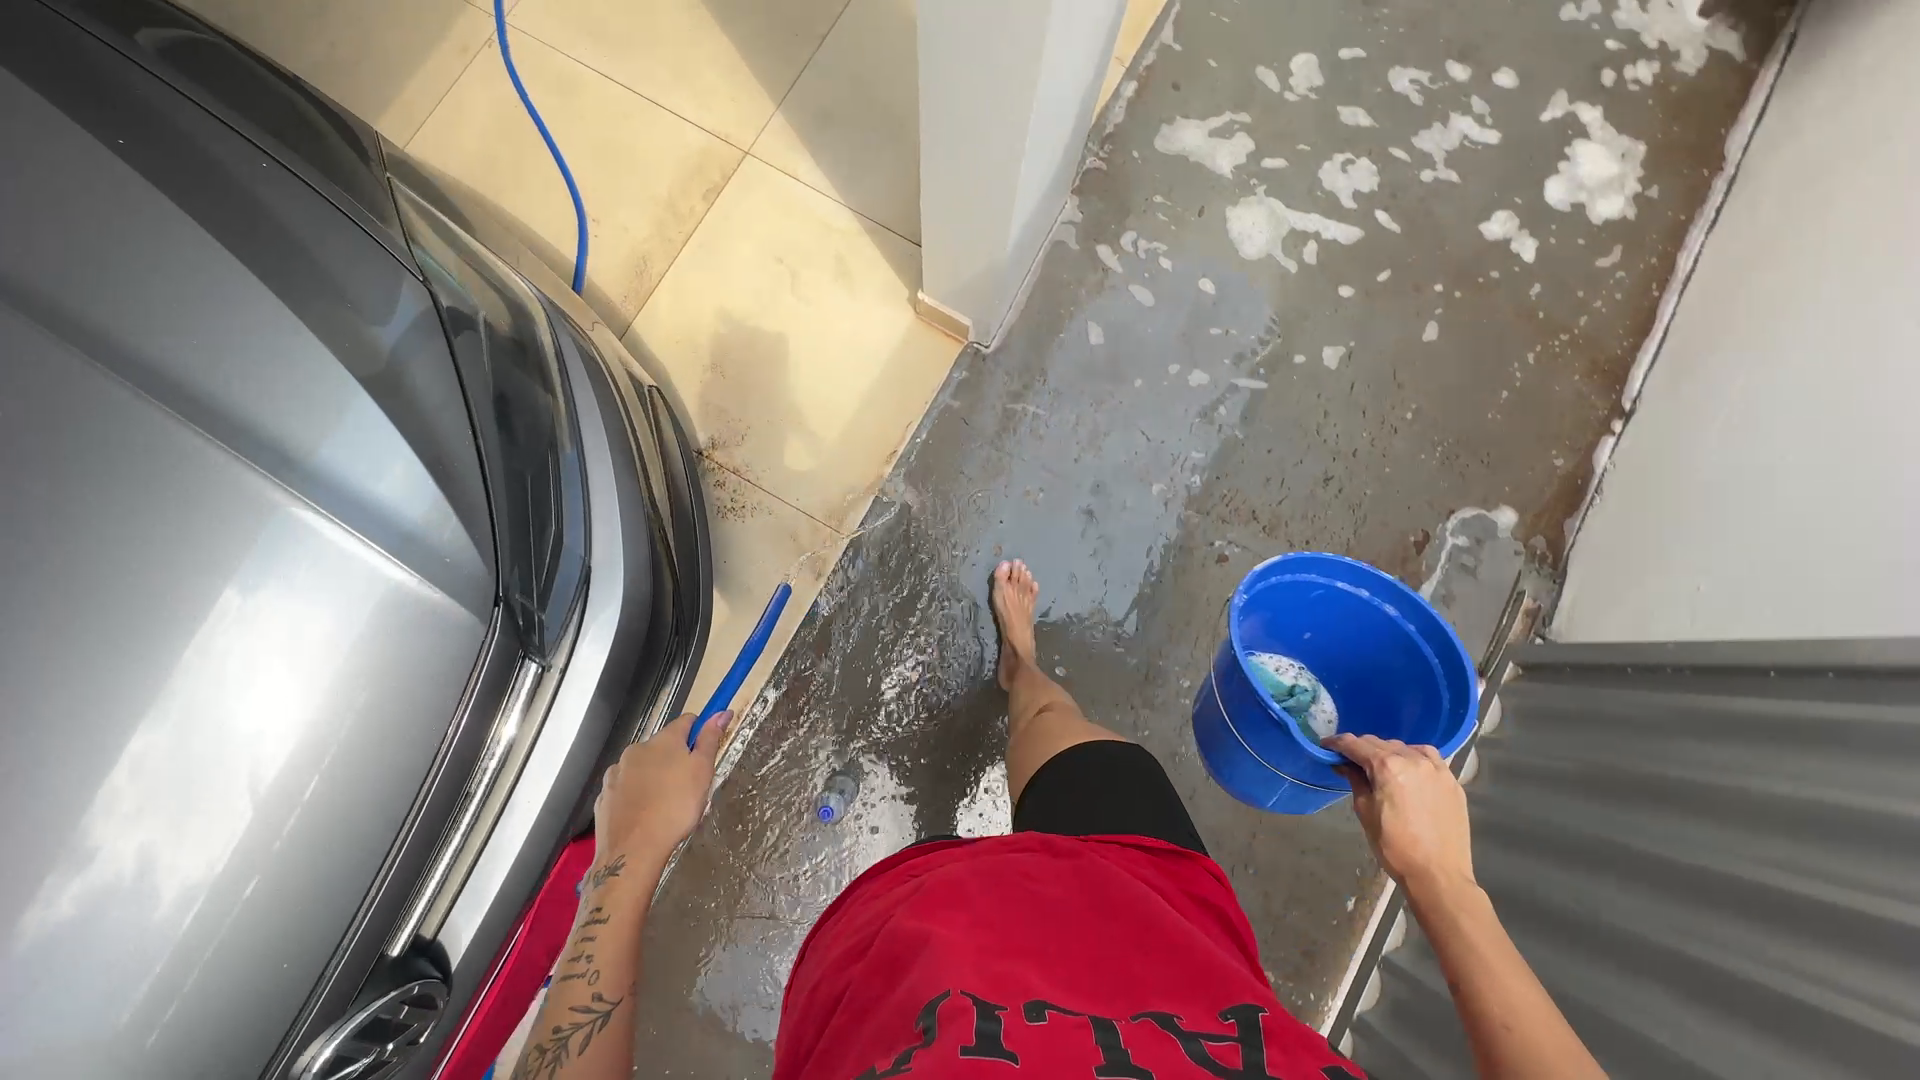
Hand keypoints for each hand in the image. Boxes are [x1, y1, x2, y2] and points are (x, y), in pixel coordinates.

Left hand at [593, 711, 730, 864]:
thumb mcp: (702, 772)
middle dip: (676, 759)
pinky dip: (636, 794)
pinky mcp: (604, 795)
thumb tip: (721, 712)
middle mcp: (636, 749)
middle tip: (689, 786)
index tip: (706, 751)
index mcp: (663, 740)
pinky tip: (645, 814)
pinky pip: (626, 787)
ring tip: (666, 804)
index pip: (687, 721)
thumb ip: (710, 740)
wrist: (634, 850)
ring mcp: (616, 773)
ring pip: (643, 767)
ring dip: (655, 776)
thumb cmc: (676, 808)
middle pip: (663, 746)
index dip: (700, 732)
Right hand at [1325, 733, 1474, 898]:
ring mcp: (1436, 769)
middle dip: (1361, 749)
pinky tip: (1409, 770)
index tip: (1326, 746)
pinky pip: (1429, 758)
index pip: (1355, 744)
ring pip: (1404, 747)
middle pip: (1379, 742)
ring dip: (1387, 752)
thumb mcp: (1365, 812)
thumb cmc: (1394, 846)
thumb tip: (1344, 764)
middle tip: (1350, 762)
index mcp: (1387, 767)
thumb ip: (1355, 780)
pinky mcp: (1452, 781)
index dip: (1336, 743)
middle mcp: (1413, 759)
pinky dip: (1413, 757)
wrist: (1438, 874)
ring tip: (1381, 767)